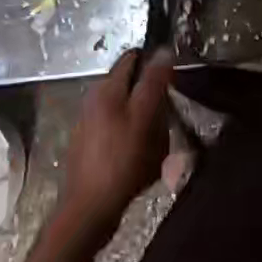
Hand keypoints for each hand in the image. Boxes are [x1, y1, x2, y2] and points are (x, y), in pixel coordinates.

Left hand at [54, 48, 173, 243]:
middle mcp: (94, 98)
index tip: (172, 81)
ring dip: (143, 120)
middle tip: (166, 119)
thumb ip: (153, 83)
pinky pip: (118, 130)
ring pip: (125, 109)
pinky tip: (140, 159)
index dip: (153, 63)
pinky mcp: (89, 145)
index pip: (132, 58)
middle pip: (130, 84)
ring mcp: (89, 122)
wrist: (88, 210)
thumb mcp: (144, 118)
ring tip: (156, 143)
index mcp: (106, 87)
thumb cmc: (120, 161)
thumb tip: (163, 51)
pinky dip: (132, 137)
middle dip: (150, 97)